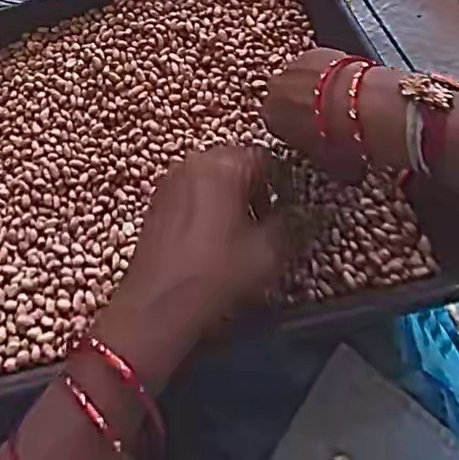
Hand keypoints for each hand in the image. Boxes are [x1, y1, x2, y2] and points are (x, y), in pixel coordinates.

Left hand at [114, 146, 292, 335]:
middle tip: (267, 221)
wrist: (158, 303)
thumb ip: (290, 224)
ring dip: (230, 197)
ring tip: (241, 234)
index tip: (289, 207)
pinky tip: (213, 240)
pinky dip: (207, 206)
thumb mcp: (268, 252)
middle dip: (255, 188)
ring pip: (211, 178)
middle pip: (234, 164)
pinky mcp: (157, 201)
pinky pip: (191, 192)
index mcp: (222, 165)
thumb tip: (301, 214)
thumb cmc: (216, 272)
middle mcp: (193, 163)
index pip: (262, 156)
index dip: (282, 181)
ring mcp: (171, 180)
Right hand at [263, 47, 370, 182]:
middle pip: (283, 94)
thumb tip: (320, 153)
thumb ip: (311, 151)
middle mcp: (274, 89)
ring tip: (336, 97)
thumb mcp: (322, 159)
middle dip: (298, 102)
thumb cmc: (340, 141)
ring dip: (311, 84)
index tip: (309, 132)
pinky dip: (326, 70)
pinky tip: (344, 81)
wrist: (363, 106)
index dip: (292, 126)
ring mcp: (292, 66)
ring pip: (297, 76)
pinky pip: (315, 63)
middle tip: (323, 115)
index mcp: (271, 118)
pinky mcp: (313, 52)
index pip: (275, 121)